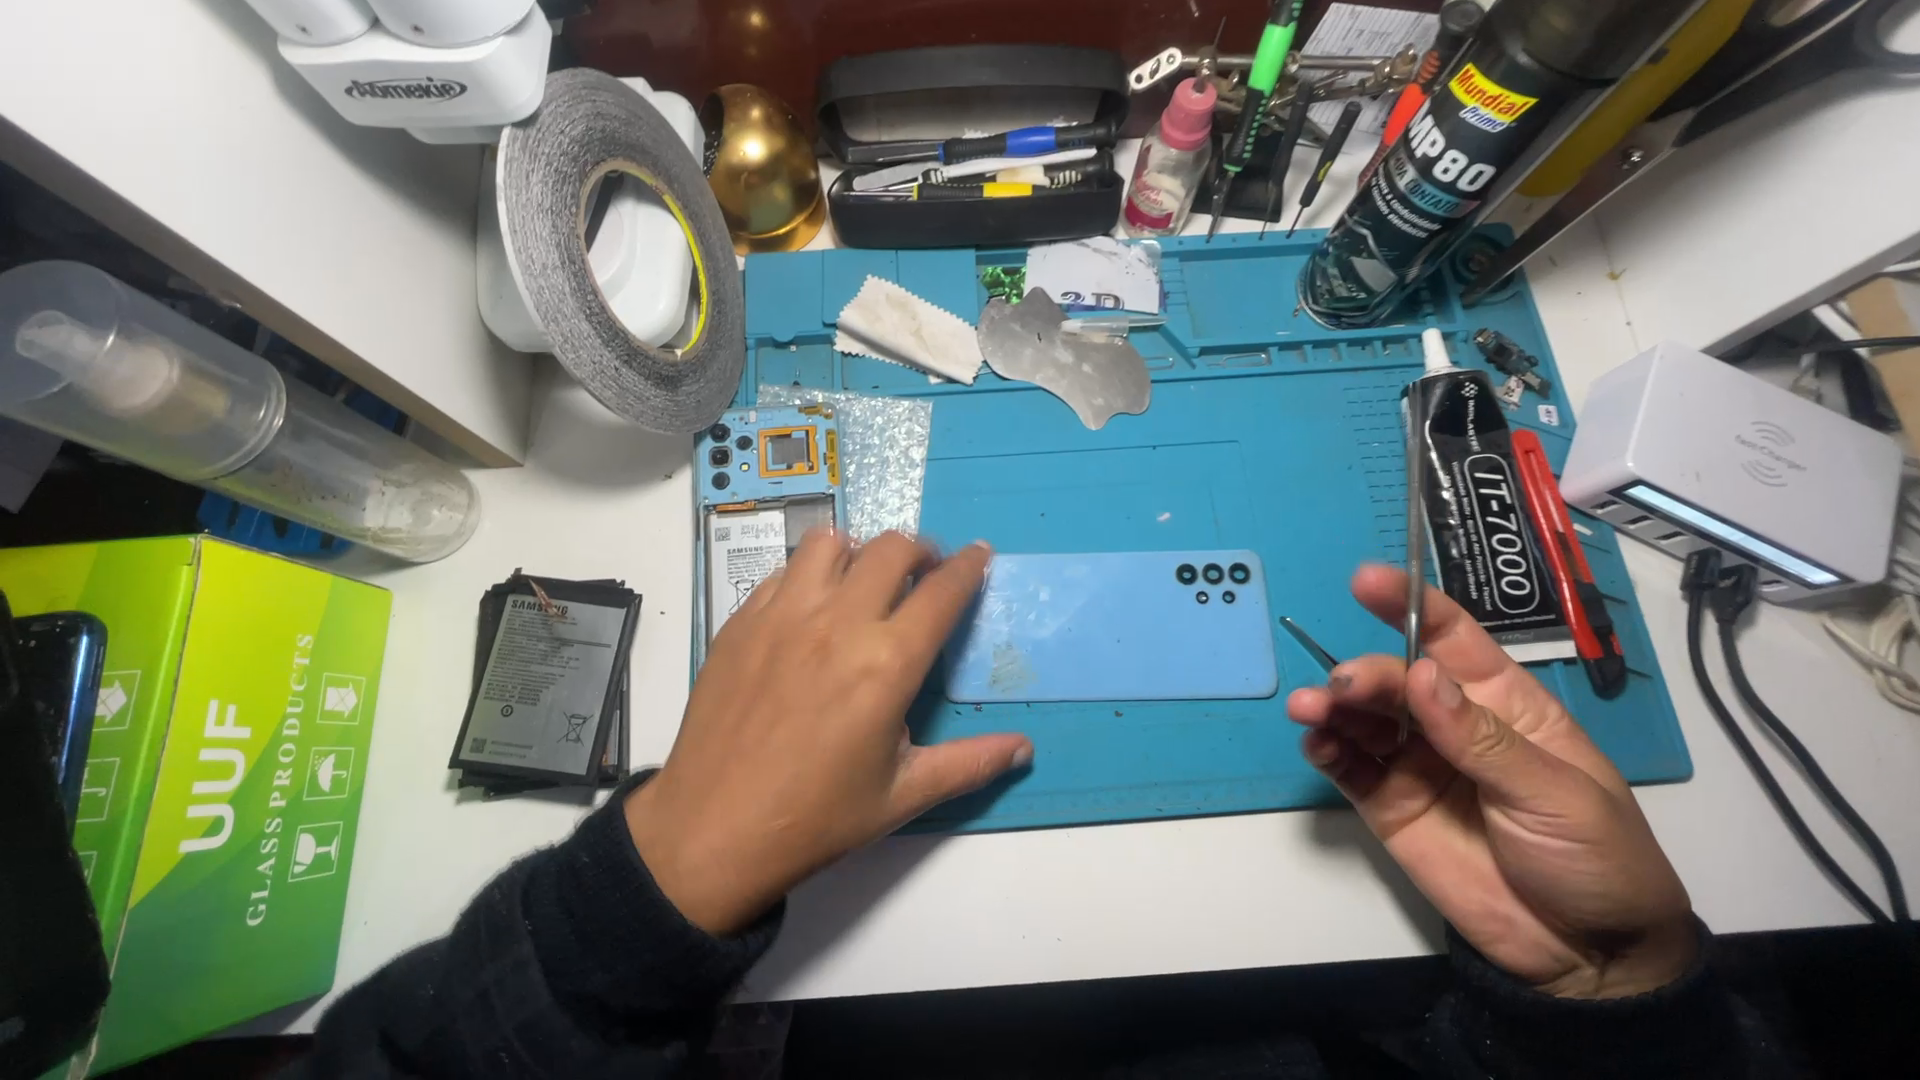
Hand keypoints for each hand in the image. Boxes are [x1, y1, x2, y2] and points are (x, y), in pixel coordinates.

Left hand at [625, 529, 1032, 935]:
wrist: (712, 831)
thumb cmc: (816, 817)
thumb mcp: (903, 795)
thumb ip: (970, 763)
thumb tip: (1025, 749)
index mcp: (887, 663)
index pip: (942, 591)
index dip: (969, 566)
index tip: (979, 555)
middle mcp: (838, 623)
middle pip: (892, 549)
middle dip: (921, 550)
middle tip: (926, 572)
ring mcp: (783, 615)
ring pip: (831, 542)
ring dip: (861, 551)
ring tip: (865, 578)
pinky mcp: (741, 621)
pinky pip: (784, 570)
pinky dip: (810, 573)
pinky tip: (811, 606)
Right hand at [1288, 565, 1694, 999]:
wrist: (1586, 955)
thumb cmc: (1596, 859)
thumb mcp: (1556, 795)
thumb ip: (1481, 738)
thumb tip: (1420, 675)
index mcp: (1502, 705)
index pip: (1451, 639)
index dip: (1409, 605)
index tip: (1366, 582)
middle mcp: (1448, 722)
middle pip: (1395, 678)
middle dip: (1365, 672)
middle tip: (1344, 687)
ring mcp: (1412, 761)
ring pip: (1361, 716)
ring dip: (1331, 706)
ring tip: (1311, 710)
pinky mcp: (1385, 801)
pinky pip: (1346, 764)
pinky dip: (1325, 748)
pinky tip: (1317, 743)